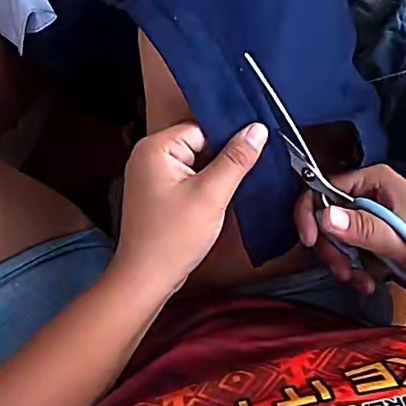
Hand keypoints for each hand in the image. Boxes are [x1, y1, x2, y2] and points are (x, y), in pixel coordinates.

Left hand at [114, 121, 266, 294]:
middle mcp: (150, 156)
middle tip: (237, 180)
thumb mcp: (211, 194)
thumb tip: (257, 130)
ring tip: (223, 194)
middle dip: (224, 159)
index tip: (250, 154)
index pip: (203, 127)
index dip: (229, 140)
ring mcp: (154, 175)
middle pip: (201, 142)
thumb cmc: (170, 239)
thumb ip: (236, 159)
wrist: (148, 278)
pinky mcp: (161, 192)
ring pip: (199, 161)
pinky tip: (216, 201)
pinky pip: (192, 177)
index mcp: (155, 148)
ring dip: (217, 175)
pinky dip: (207, 186)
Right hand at [293, 164, 405, 296]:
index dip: (311, 213)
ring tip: (362, 281)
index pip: (325, 187)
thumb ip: (363, 228)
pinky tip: (368, 283)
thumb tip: (325, 216)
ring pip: (334, 238)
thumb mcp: (399, 240)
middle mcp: (370, 194)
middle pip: (326, 216)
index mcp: (377, 181)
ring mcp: (371, 218)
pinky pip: (348, 252)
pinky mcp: (373, 239)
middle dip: (331, 247)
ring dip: (342, 263)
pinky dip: (353, 270)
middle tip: (343, 270)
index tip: (310, 241)